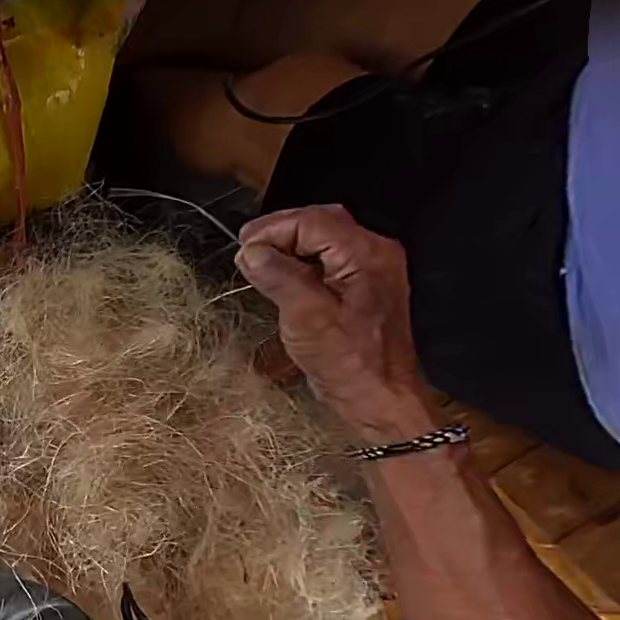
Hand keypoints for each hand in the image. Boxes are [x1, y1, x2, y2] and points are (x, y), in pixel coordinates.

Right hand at [235, 205, 437, 441]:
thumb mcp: (306, 317)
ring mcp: (369, 272)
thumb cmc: (346, 360)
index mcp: (366, 254)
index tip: (241, 251)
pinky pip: (326, 260)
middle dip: (279, 230)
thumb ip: (279, 277)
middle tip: (245, 249)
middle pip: (321, 222)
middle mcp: (373, 254)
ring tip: (256, 261)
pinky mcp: (360, 290)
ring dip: (287, 244)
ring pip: (324, 240)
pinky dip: (298, 260)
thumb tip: (250, 252)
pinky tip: (278, 276)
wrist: (378, 397)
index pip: (313, 222)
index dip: (272, 230)